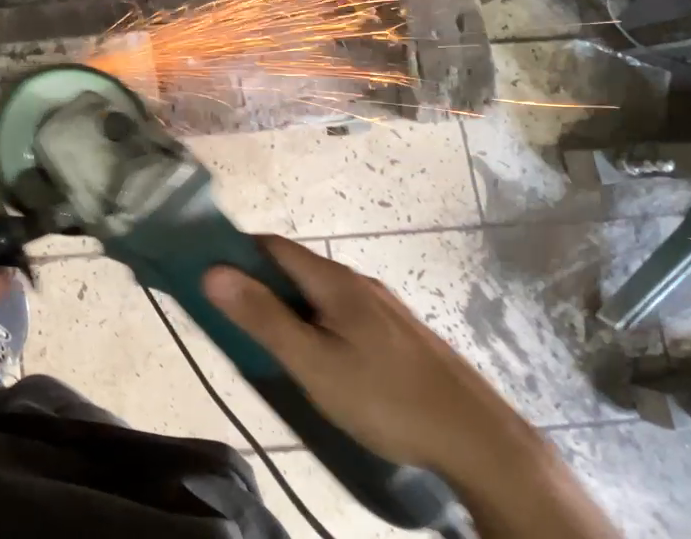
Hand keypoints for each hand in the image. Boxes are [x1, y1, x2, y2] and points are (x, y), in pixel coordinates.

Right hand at [203, 235, 539, 477]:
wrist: (483, 444)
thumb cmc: (386, 399)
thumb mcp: (312, 363)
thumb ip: (262, 317)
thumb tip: (211, 271)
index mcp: (335, 281)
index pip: (271, 245)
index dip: (235, 253)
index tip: (208, 277)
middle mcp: (361, 284)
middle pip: (295, 268)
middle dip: (258, 284)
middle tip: (232, 318)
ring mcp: (386, 311)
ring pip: (321, 295)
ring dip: (288, 306)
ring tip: (272, 344)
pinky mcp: (403, 338)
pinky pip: (344, 316)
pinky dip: (317, 324)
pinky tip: (323, 361)